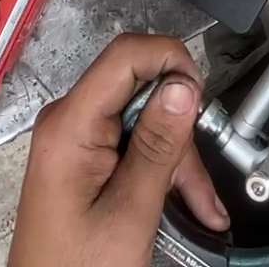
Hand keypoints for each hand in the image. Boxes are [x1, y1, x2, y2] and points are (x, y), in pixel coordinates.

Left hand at [9, 34, 230, 266]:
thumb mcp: (128, 214)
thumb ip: (158, 146)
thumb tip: (182, 86)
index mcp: (70, 124)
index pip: (125, 54)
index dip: (169, 60)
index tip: (198, 94)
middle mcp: (70, 120)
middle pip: (141, 88)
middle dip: (177, 125)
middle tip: (198, 168)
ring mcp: (77, 137)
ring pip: (145, 118)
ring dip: (176, 156)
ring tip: (198, 202)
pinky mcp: (86, 155)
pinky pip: (134, 141)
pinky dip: (162, 167)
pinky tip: (185, 198)